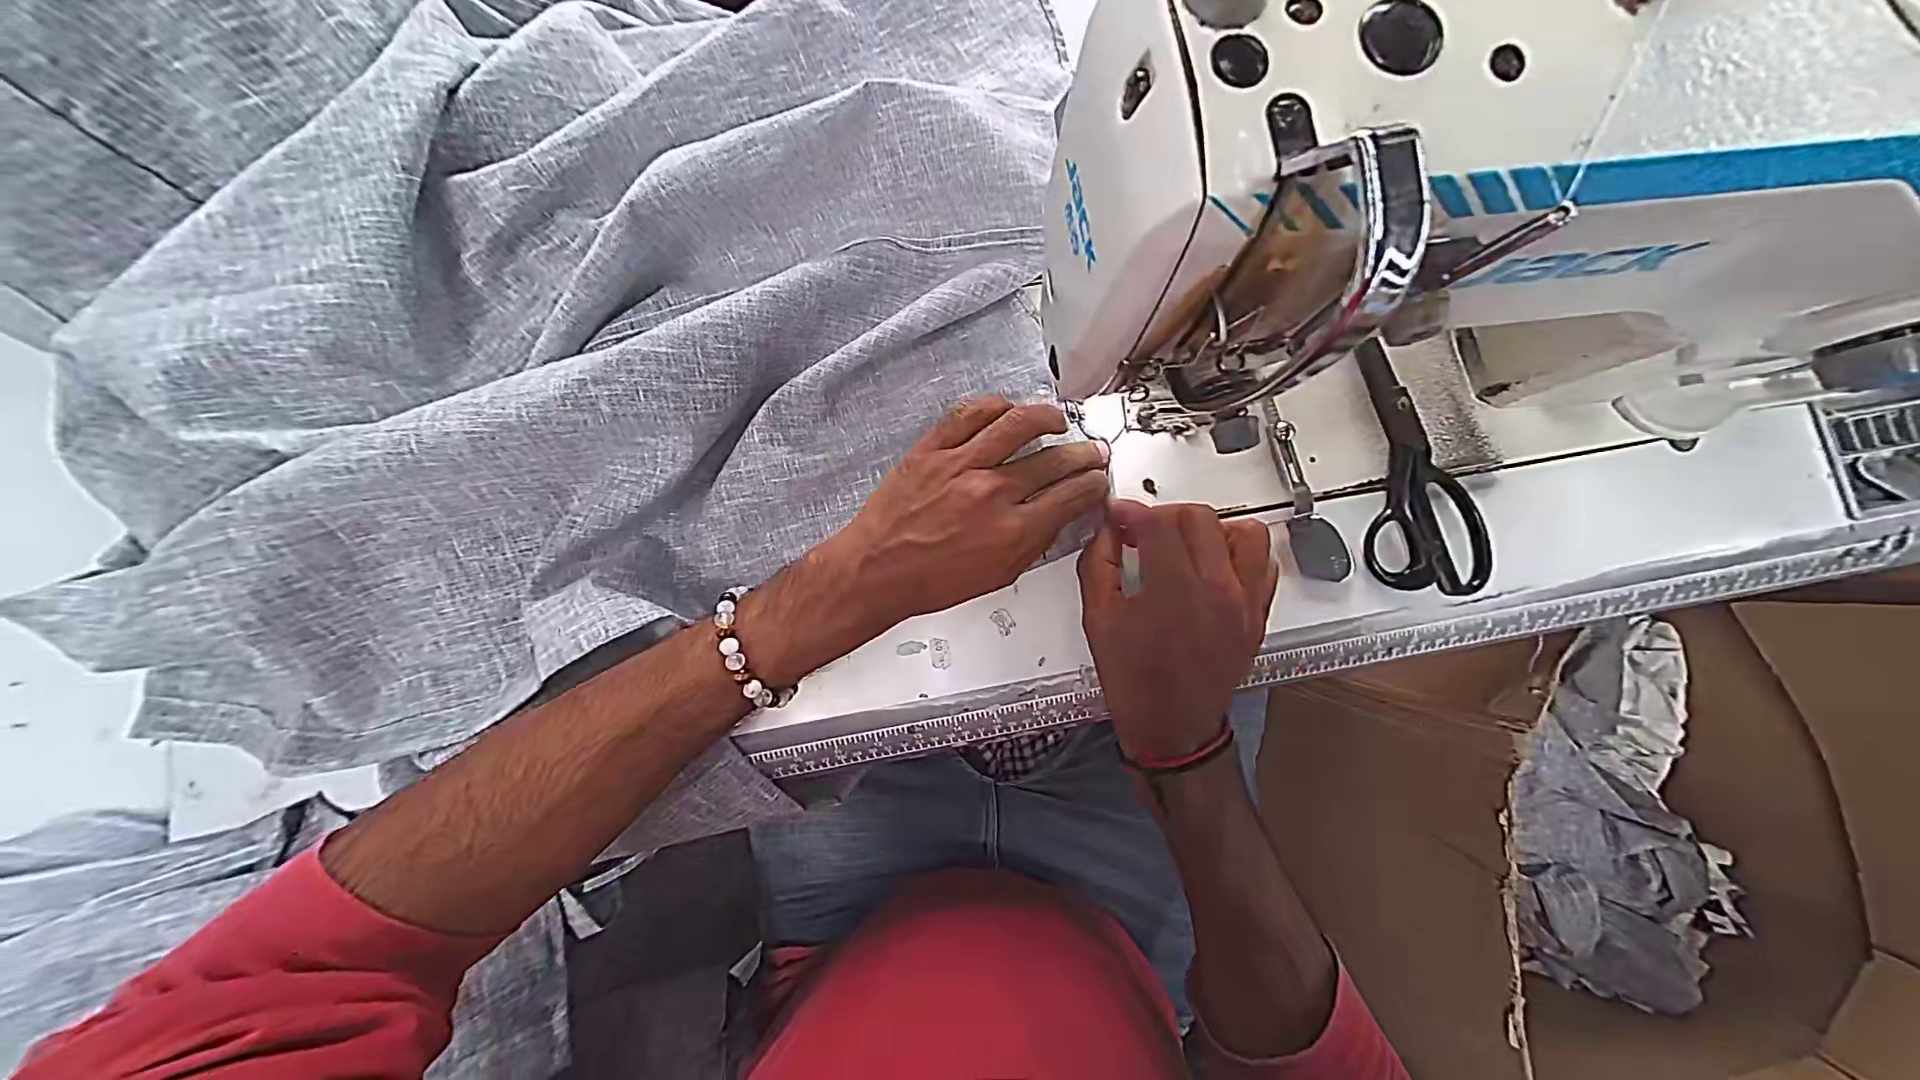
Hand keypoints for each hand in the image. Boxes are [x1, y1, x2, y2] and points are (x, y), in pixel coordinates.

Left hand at [829, 396, 1108, 620]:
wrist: (875, 571)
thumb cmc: (928, 580)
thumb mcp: (997, 575)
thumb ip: (1034, 543)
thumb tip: (1059, 518)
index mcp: (1011, 531)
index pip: (1072, 495)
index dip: (1094, 484)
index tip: (1096, 479)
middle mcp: (990, 493)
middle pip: (1054, 460)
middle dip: (1083, 454)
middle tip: (1090, 451)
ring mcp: (960, 466)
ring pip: (1018, 423)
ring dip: (1047, 417)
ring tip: (1057, 420)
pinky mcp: (932, 450)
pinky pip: (969, 414)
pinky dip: (995, 406)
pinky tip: (1007, 410)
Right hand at [1078, 500, 1276, 761]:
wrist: (1171, 726)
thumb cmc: (1135, 682)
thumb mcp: (1098, 619)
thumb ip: (1097, 564)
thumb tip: (1105, 531)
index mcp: (1173, 590)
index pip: (1157, 522)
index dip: (1131, 512)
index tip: (1119, 516)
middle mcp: (1217, 591)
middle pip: (1199, 518)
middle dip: (1164, 516)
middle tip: (1142, 531)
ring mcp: (1244, 603)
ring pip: (1243, 532)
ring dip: (1210, 528)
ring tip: (1185, 543)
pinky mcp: (1257, 616)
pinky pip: (1263, 565)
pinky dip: (1241, 554)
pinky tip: (1215, 564)